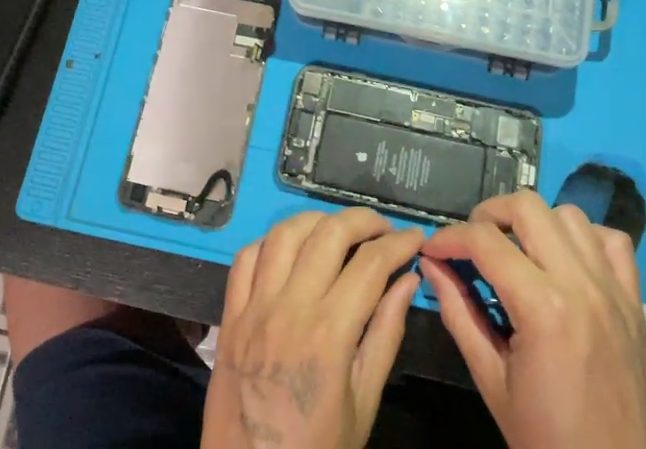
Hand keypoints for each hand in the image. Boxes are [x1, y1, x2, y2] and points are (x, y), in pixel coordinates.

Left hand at [203, 208, 426, 448]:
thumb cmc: (316, 447)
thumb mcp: (363, 401)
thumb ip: (385, 334)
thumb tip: (409, 281)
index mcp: (329, 333)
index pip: (370, 264)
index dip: (398, 243)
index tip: (415, 238)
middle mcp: (289, 307)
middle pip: (328, 234)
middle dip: (362, 220)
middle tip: (383, 229)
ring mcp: (254, 307)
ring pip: (284, 234)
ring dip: (316, 221)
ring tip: (339, 229)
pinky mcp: (230, 314)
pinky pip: (246, 258)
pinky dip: (271, 242)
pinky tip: (291, 249)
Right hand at [419, 191, 645, 448]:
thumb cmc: (547, 437)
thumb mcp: (492, 381)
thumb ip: (460, 314)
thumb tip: (431, 267)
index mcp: (542, 307)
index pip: (484, 241)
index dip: (448, 237)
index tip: (430, 250)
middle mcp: (581, 283)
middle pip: (528, 207)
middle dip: (488, 214)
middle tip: (468, 243)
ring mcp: (613, 288)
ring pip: (569, 215)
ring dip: (534, 222)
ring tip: (513, 249)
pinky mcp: (633, 301)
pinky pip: (612, 242)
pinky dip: (583, 237)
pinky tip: (562, 258)